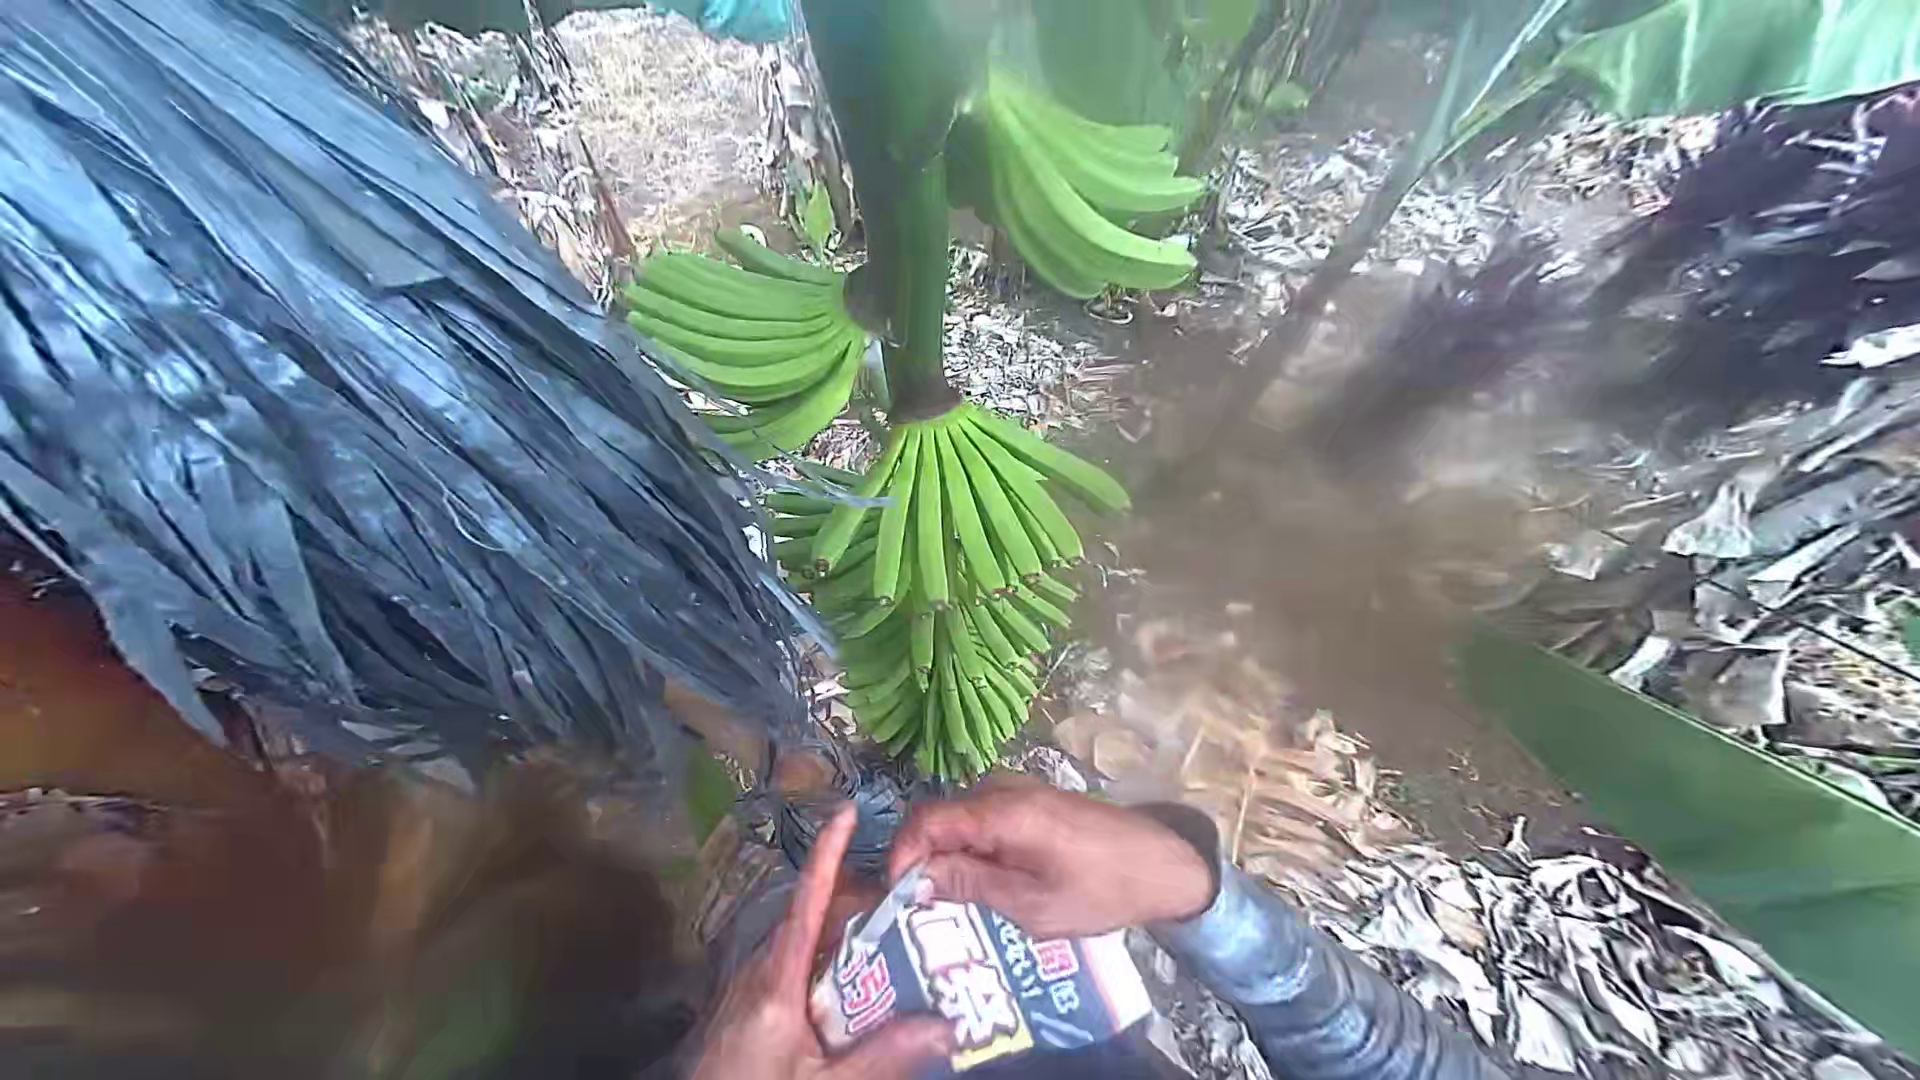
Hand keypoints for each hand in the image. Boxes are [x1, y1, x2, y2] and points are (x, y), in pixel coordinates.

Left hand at [691, 804, 952, 1079]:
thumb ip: (882, 1056)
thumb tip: (946, 1024)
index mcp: (779, 979)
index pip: (809, 898)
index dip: (828, 850)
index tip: (846, 810)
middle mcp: (761, 968)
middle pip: (812, 915)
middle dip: (854, 899)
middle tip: (900, 902)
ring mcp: (750, 985)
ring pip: (802, 939)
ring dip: (840, 930)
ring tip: (885, 937)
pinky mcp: (747, 1005)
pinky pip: (791, 963)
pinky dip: (823, 957)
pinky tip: (848, 985)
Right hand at [887, 776, 1214, 938]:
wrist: (1159, 859)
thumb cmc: (1099, 887)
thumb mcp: (1032, 904)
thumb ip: (971, 885)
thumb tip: (917, 879)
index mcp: (999, 811)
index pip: (926, 820)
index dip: (902, 855)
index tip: (898, 897)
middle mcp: (1000, 789)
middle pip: (939, 816)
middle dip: (921, 858)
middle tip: (920, 907)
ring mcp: (1016, 790)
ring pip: (959, 818)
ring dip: (946, 854)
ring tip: (948, 902)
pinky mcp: (1029, 799)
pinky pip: (982, 818)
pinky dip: (971, 846)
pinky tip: (982, 881)